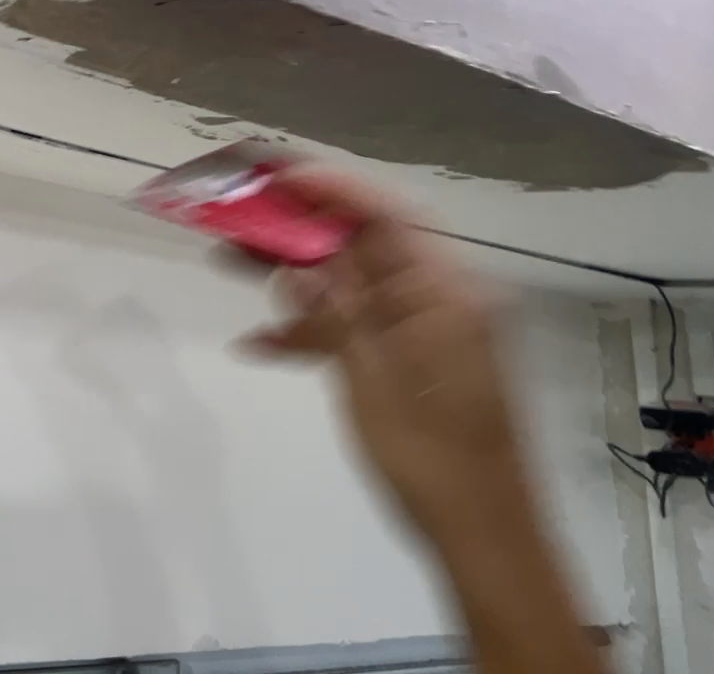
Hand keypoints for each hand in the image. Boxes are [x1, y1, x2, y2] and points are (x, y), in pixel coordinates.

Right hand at [237, 170, 533, 543]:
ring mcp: (426, 327)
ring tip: (228, 262)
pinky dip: (311, 327)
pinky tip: (263, 346)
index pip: (388, 217)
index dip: (331, 187)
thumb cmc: (432, 458)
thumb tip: (297, 264)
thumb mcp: (372, 381)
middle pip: (362, 242)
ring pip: (350, 280)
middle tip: (237, 214)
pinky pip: (354, 322)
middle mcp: (441, 299)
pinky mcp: (412, 355)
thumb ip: (335, 315)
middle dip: (297, 227)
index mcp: (447, 296)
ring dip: (293, 275)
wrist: (485, 538)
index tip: (275, 175)